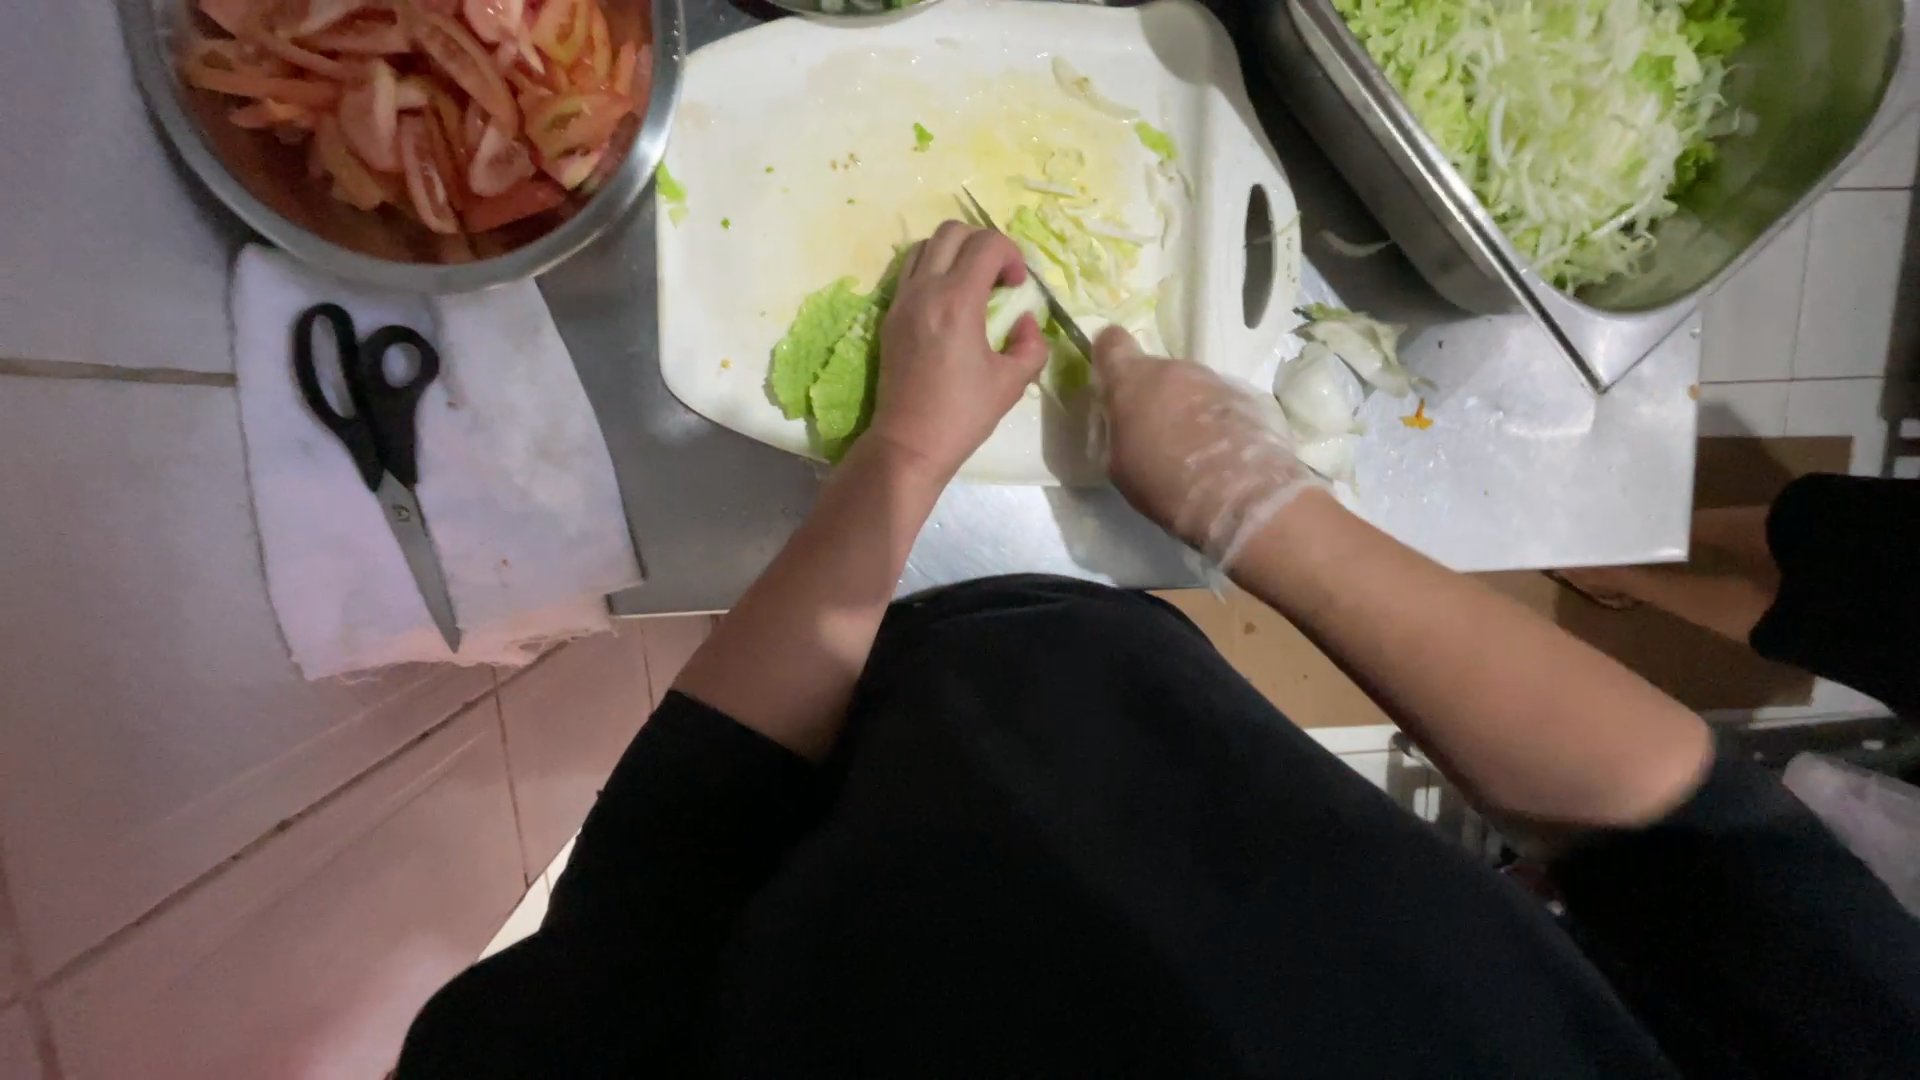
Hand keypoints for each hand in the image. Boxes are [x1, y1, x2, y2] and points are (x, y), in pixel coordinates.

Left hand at [869, 221, 1048, 480]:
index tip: (1018, 285)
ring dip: (954, 253)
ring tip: (971, 284)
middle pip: (952, 231)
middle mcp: (925, 291)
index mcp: (957, 301)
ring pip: (925, 245)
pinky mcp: (889, 317)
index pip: (986, 243)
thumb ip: (1031, 344)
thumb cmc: (963, 416)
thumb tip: (1026, 322)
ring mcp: (901, 302)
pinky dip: (931, 270)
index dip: (1011, 254)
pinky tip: (948, 302)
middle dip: (982, 244)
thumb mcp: (1012, 382)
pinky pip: (909, 271)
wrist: (909, 443)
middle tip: (997, 278)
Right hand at [1092, 326, 1321, 566]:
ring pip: (1189, 386)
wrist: (1235, 494)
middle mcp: (1173, 369)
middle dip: (1151, 395)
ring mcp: (1213, 379)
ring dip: (1185, 407)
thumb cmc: (1162, 481)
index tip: (1110, 380)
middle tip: (1154, 434)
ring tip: (1191, 447)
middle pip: (1155, 371)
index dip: (1108, 356)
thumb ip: (1116, 430)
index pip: (1111, 342)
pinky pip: (1218, 402)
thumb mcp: (1116, 464)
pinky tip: (1218, 452)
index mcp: (1132, 381)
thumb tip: (1123, 422)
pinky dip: (1214, 420)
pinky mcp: (1247, 396)